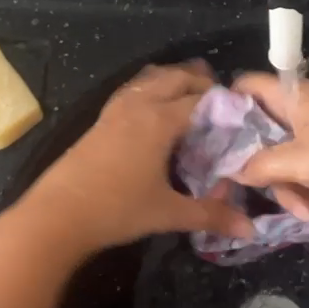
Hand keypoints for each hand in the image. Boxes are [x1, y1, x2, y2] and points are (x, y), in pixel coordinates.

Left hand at [12, 62, 254, 258]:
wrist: (58, 213)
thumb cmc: (117, 210)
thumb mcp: (168, 213)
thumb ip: (210, 215)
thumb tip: (250, 229)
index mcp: (160, 119)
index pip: (201, 100)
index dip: (223, 104)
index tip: (242, 114)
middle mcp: (140, 104)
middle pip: (175, 78)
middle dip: (200, 82)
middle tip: (220, 98)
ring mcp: (116, 109)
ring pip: (151, 79)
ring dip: (173, 79)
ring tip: (191, 90)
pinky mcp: (101, 118)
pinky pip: (133, 89)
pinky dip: (151, 87)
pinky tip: (153, 105)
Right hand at [230, 73, 308, 210]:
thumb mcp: (300, 162)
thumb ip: (260, 166)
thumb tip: (233, 170)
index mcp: (290, 95)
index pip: (246, 87)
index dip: (227, 107)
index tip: (215, 141)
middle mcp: (303, 105)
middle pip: (265, 130)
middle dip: (263, 166)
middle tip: (263, 193)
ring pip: (288, 153)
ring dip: (289, 184)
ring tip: (304, 212)